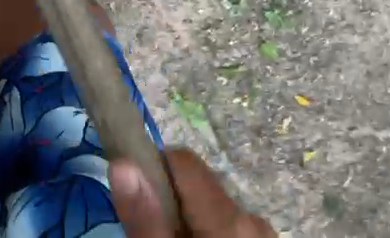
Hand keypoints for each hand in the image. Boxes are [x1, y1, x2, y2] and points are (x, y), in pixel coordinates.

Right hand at [111, 151, 275, 237]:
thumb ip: (145, 217)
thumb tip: (120, 162)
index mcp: (229, 215)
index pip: (180, 158)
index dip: (153, 172)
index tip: (140, 201)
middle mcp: (254, 216)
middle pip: (197, 184)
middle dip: (173, 202)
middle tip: (159, 232)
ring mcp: (268, 234)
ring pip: (214, 208)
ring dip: (193, 221)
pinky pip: (233, 228)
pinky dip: (214, 234)